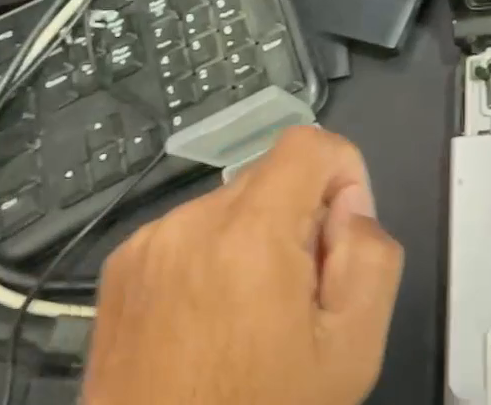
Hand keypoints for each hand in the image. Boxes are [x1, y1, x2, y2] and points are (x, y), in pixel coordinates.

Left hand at [84, 127, 403, 404]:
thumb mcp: (353, 348)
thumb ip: (373, 255)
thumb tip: (347, 210)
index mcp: (250, 233)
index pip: (311, 143)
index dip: (343, 177)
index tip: (340, 241)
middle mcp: (190, 223)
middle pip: (272, 177)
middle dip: (300, 219)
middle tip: (299, 299)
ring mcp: (146, 245)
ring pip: (232, 206)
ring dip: (255, 241)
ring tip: (250, 321)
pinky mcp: (118, 271)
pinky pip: (189, 234)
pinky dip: (212, 260)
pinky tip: (209, 326)